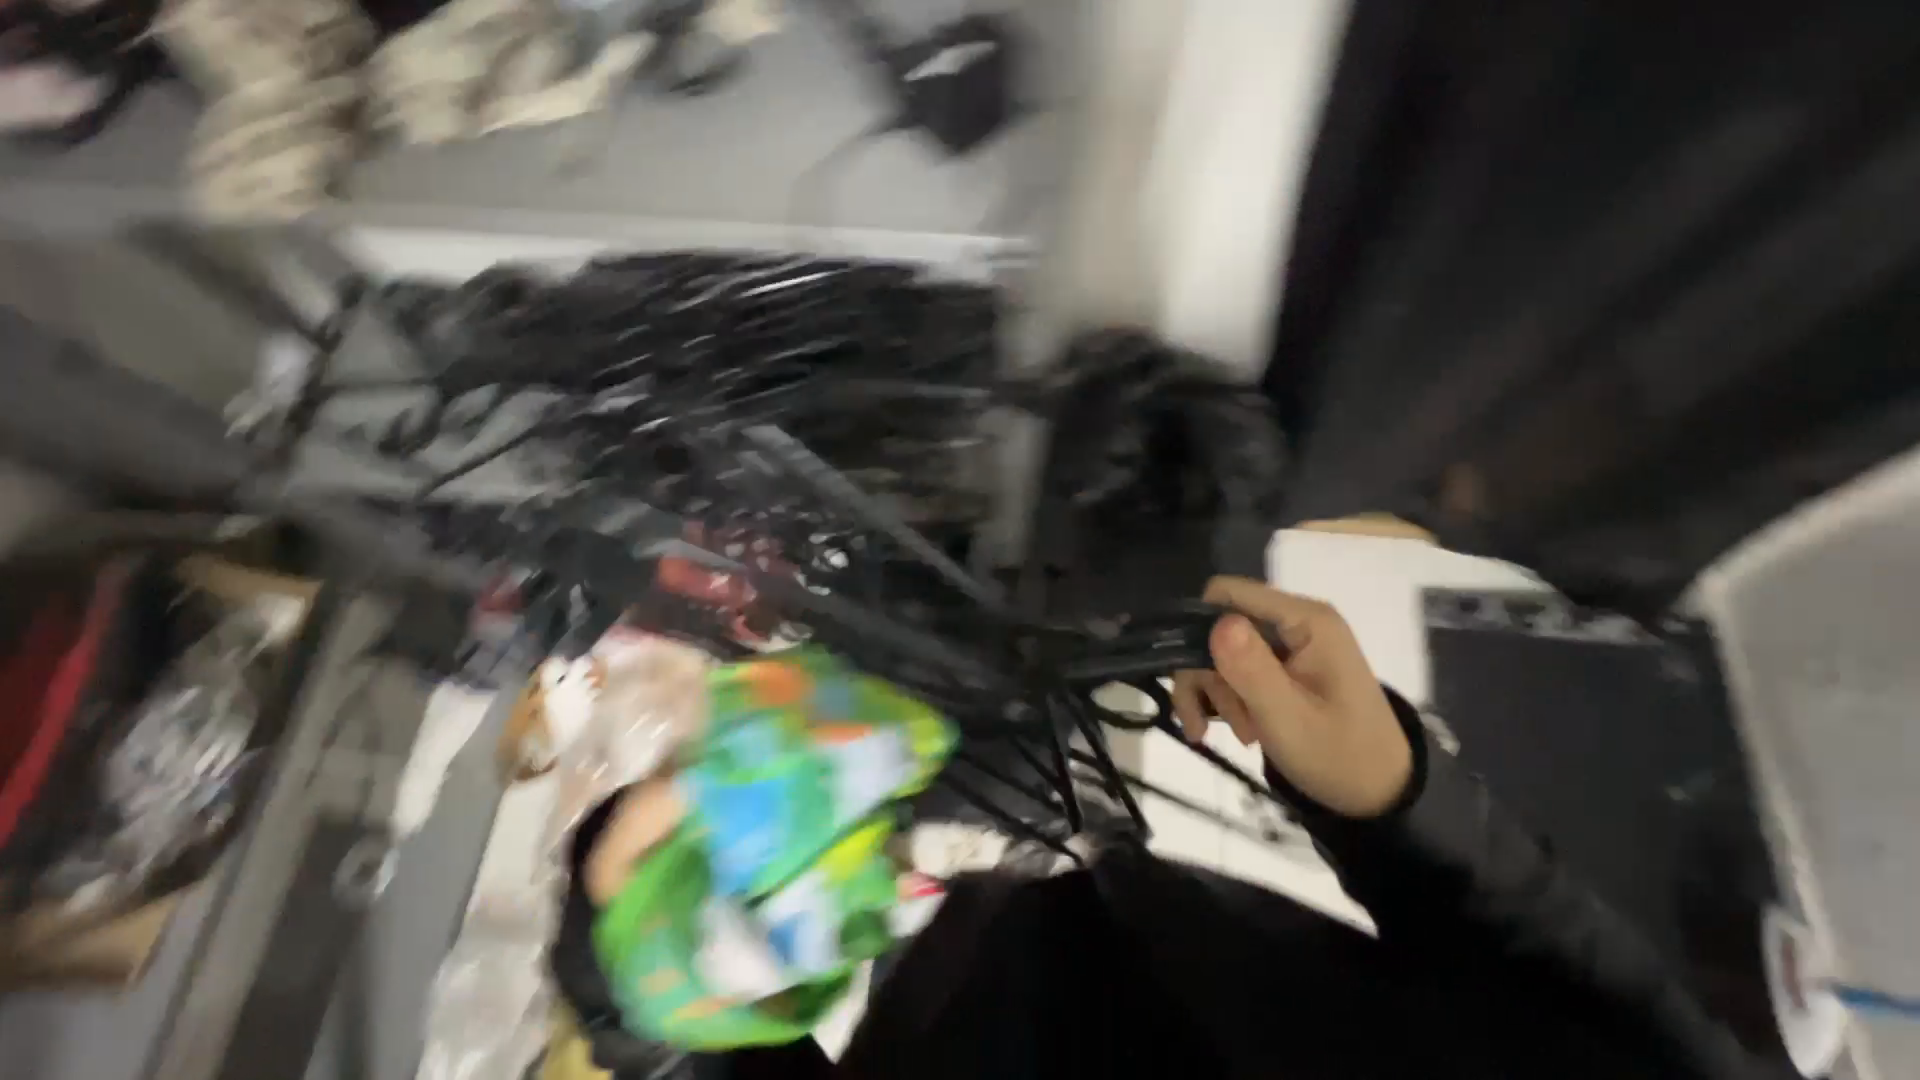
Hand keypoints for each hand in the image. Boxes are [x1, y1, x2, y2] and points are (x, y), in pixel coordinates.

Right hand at [1171, 576, 1412, 818]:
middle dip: (1207, 675)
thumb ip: (1252, 669)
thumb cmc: (1340, 756)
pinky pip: (1233, 670)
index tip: (1193, 676)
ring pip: (1219, 653)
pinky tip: (1230, 732)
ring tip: (1238, 736)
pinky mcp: (1280, 666)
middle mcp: (1294, 621)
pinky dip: (1224, 701)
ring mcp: (1287, 644)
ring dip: (1215, 695)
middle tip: (1211, 722)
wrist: (1379, 794)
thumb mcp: (1290, 719)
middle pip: (1217, 627)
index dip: (1199, 628)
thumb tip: (1216, 623)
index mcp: (1305, 620)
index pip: (1227, 593)